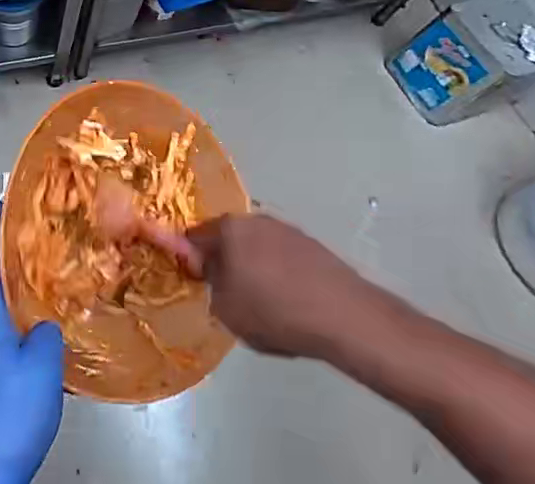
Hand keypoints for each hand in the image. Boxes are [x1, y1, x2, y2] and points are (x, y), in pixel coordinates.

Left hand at [0, 199, 63, 483]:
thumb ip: (47, 333)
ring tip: (50, 280)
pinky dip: (27, 325)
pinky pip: (11, 339)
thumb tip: (45, 325)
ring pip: (7, 313)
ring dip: (24, 293)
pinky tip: (48, 334)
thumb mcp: (41, 366)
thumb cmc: (10, 410)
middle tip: (36, 236)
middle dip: (14, 259)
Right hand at [187, 213, 396, 362]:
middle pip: (228, 238)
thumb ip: (210, 286)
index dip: (191, 259)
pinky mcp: (311, 244)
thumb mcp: (226, 309)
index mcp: (229, 228)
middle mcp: (255, 219)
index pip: (195, 236)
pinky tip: (290, 302)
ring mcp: (286, 229)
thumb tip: (214, 274)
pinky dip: (279, 273)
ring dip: (254, 266)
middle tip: (230, 295)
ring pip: (256, 247)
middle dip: (225, 261)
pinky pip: (282, 257)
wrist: (343, 315)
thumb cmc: (274, 311)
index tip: (198, 282)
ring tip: (265, 303)